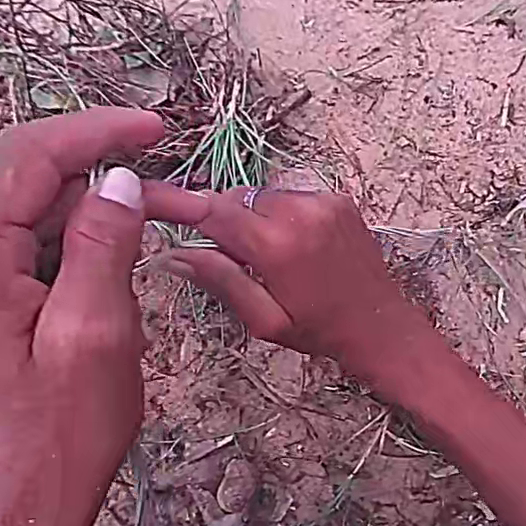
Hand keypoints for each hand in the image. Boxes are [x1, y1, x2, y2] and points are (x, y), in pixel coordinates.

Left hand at [0, 109, 164, 525]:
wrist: (16, 505)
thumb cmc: (64, 430)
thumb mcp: (99, 331)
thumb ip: (106, 242)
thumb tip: (120, 177)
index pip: (25, 158)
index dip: (97, 132)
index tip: (156, 126)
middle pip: (21, 185)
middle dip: (96, 193)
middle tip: (165, 213)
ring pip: (19, 212)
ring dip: (80, 228)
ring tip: (122, 277)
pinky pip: (6, 239)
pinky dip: (57, 249)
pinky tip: (88, 286)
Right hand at [142, 184, 437, 381]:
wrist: (382, 325)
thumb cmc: (320, 332)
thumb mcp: (264, 320)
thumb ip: (220, 281)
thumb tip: (171, 255)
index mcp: (277, 245)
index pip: (211, 210)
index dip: (172, 201)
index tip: (142, 195)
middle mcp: (300, 212)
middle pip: (236, 198)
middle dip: (222, 219)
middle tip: (231, 255)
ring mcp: (323, 201)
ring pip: (263, 194)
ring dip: (252, 216)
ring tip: (268, 254)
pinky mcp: (339, 199)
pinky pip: (291, 195)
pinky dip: (280, 212)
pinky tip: (294, 244)